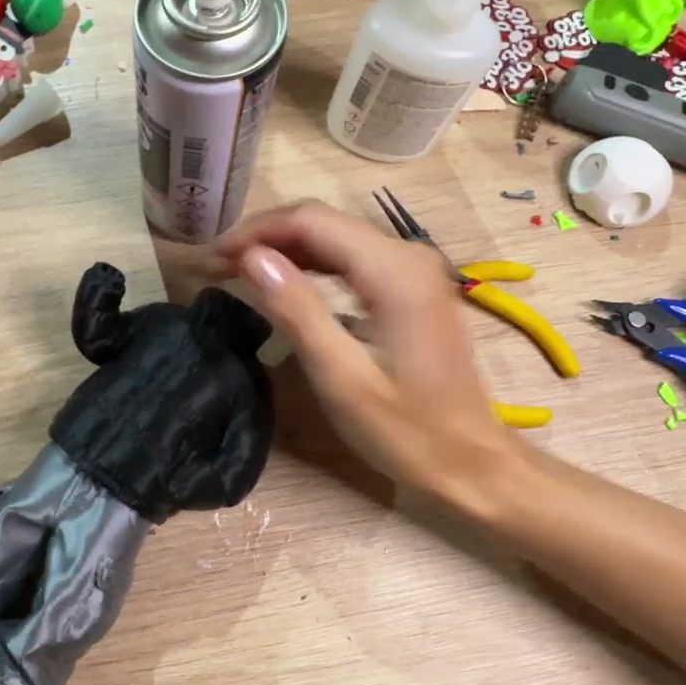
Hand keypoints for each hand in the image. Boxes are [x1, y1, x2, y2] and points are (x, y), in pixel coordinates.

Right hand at [211, 202, 530, 501]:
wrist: (472, 462)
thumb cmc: (407, 431)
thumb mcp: (342, 378)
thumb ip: (297, 311)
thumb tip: (251, 258)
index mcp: (393, 271)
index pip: (310, 221)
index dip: (255, 232)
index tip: (212, 258)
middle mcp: (407, 255)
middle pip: (322, 222)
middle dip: (265, 237)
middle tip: (216, 266)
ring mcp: (413, 268)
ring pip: (335, 236)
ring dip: (284, 248)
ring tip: (237, 271)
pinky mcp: (411, 285)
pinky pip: (351, 257)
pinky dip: (311, 263)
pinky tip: (283, 282)